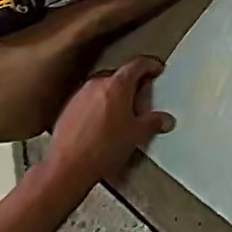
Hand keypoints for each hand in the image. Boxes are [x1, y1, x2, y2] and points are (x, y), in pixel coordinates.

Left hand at [46, 56, 175, 188]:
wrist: (69, 166)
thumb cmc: (102, 148)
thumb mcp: (137, 134)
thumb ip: (154, 122)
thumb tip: (164, 120)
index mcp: (118, 85)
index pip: (138, 65)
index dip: (150, 65)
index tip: (156, 68)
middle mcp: (97, 84)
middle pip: (120, 76)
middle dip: (133, 85)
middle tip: (143, 99)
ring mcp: (80, 95)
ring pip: (103, 88)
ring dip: (115, 97)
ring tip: (123, 116)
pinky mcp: (68, 108)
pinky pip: (89, 100)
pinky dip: (99, 107)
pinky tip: (103, 125)